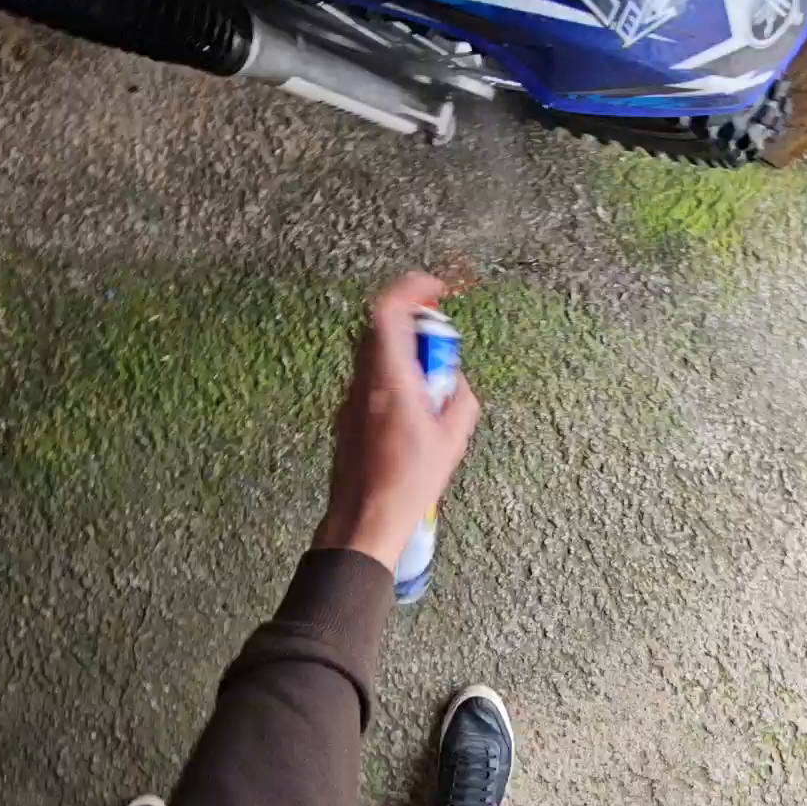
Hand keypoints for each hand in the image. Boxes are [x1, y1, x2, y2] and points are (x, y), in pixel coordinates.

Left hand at [312, 272, 479, 570]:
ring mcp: (350, 397)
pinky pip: (370, 376)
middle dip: (413, 320)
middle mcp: (363, 381)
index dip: (412, 288)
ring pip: (373, 350)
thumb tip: (453, 379)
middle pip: (379, 325)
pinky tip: (412, 408)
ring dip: (403, 349)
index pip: (387, 310)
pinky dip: (393, 374)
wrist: (364, 517)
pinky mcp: (347, 414)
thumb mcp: (453, 439)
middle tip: (439, 342)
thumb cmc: (408, 482)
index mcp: (390, 379)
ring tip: (430, 382)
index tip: (437, 291)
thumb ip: (459, 397)